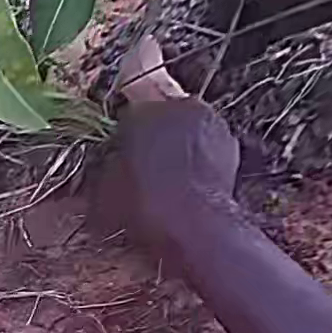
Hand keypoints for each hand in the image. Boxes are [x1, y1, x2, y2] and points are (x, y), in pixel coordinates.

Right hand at [109, 97, 242, 255]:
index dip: (118, 142)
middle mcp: (178, 107)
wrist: (193, 225)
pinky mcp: (230, 144)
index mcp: (141, 113)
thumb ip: (101, 170)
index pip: (124, 119)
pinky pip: (204, 147)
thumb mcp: (101, 195)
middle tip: (139, 170)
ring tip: (164, 180)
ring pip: (184, 130)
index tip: (115, 162)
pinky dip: (196, 160)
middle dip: (149, 139)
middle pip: (159, 119)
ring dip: (174, 148)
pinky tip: (186, 186)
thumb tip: (103, 163)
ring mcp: (210, 122)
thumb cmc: (142, 208)